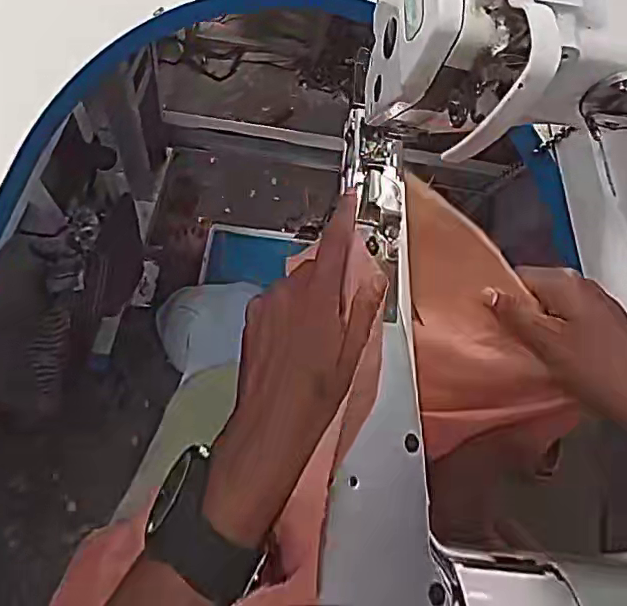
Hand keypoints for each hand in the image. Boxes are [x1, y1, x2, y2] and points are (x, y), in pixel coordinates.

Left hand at [202, 193, 387, 547]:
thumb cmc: (314, 395)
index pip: (334, 242)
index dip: (343, 216)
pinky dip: (291, 310)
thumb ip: (364, 305)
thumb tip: (372, 275)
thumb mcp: (353, 351)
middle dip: (331, 277)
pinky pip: (279, 299)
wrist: (268, 427)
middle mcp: (289, 290)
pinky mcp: (253, 315)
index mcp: (319, 295)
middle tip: (341, 313)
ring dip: (310, 297)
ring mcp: (268, 302)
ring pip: (297, 283)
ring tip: (316, 338)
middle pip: (317, 265)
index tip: (349, 198)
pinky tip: (295, 343)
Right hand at [485, 267, 626, 432]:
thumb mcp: (547, 344)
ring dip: (542, 326)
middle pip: (538, 290)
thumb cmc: (598, 372)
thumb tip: (490, 292)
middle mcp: (584, 285)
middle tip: (512, 341)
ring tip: (534, 354)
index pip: (520, 275)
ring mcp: (599, 304)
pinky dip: (561, 334)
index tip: (494, 320)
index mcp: (567, 282)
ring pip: (555, 307)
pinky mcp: (608, 325)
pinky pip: (572, 320)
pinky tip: (559, 359)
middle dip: (523, 313)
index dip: (503, 297)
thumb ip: (516, 315)